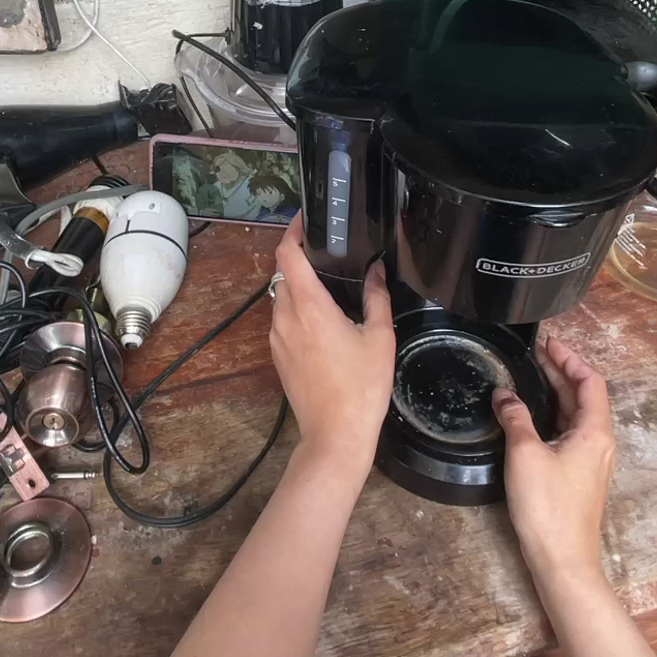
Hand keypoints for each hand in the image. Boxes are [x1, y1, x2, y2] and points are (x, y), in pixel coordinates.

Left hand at [269, 215, 394, 476]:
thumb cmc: (362, 387)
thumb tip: (376, 270)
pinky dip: (296, 310)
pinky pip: (282, 320)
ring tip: (328, 288)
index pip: (287, 255)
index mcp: (309, 306)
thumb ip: (376, 297)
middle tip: (325, 254)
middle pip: (282, 273)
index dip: (291, 232)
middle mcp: (286, 317)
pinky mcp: (277, 355)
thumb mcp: (379, 338)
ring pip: (281, 297)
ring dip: (298, 287)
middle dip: (299, 259)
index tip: (304, 221)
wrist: (335, 435)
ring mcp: (277, 337)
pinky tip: (322, 322)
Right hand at [494, 335, 615, 578]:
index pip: (590, 381)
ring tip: (529, 373)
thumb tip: (504, 394)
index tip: (547, 342)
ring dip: (556, 390)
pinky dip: (551, 411)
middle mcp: (598, 443)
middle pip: (584, 395)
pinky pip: (567, 430)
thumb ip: (515, 416)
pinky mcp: (577, 474)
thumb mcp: (525, 453)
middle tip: (534, 352)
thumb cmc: (548, 506)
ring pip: (575, 413)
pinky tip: (529, 411)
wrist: (562, 560)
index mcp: (594, 432)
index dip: (570, 358)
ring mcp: (589, 460)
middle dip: (561, 370)